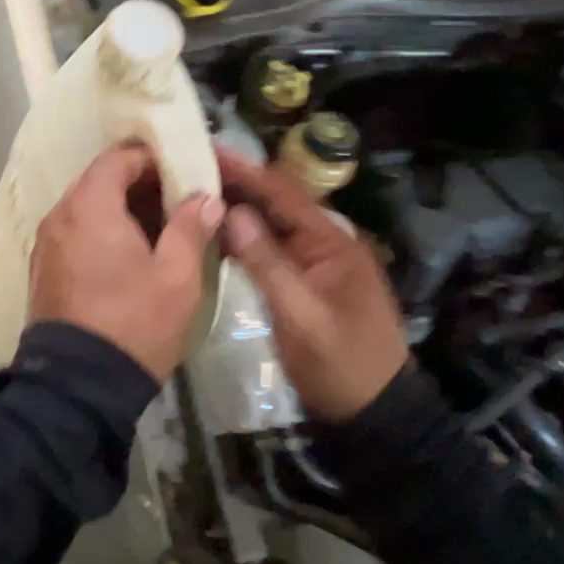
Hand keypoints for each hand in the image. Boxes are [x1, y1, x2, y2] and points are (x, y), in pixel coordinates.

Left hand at [29, 144, 225, 379]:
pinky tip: (133, 253)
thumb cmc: (133, 322)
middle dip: (141, 183)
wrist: (77, 386)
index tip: (184, 171)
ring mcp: (46, 243)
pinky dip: (103, 231)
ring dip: (123, 209)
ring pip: (88, 208)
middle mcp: (60, 214)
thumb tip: (206, 199)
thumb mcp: (176, 277)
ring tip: (163, 227)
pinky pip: (76, 233)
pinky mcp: (44, 269)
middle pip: (101, 180)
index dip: (153, 158)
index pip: (119, 158)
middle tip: (180, 198)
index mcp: (89, 205)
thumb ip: (190, 229)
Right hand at [218, 146, 409, 421]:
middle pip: (277, 203)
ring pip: (272, 225)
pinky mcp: (305, 282)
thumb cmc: (340, 364)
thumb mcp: (302, 316)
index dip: (246, 170)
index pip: (284, 193)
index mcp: (333, 241)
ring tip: (193, 194)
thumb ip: (268, 262)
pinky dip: (244, 239)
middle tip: (189, 169)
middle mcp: (326, 242)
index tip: (207, 149)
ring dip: (238, 210)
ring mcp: (316, 263)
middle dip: (237, 185)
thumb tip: (233, 212)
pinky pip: (272, 249)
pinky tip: (214, 235)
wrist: (375, 414)